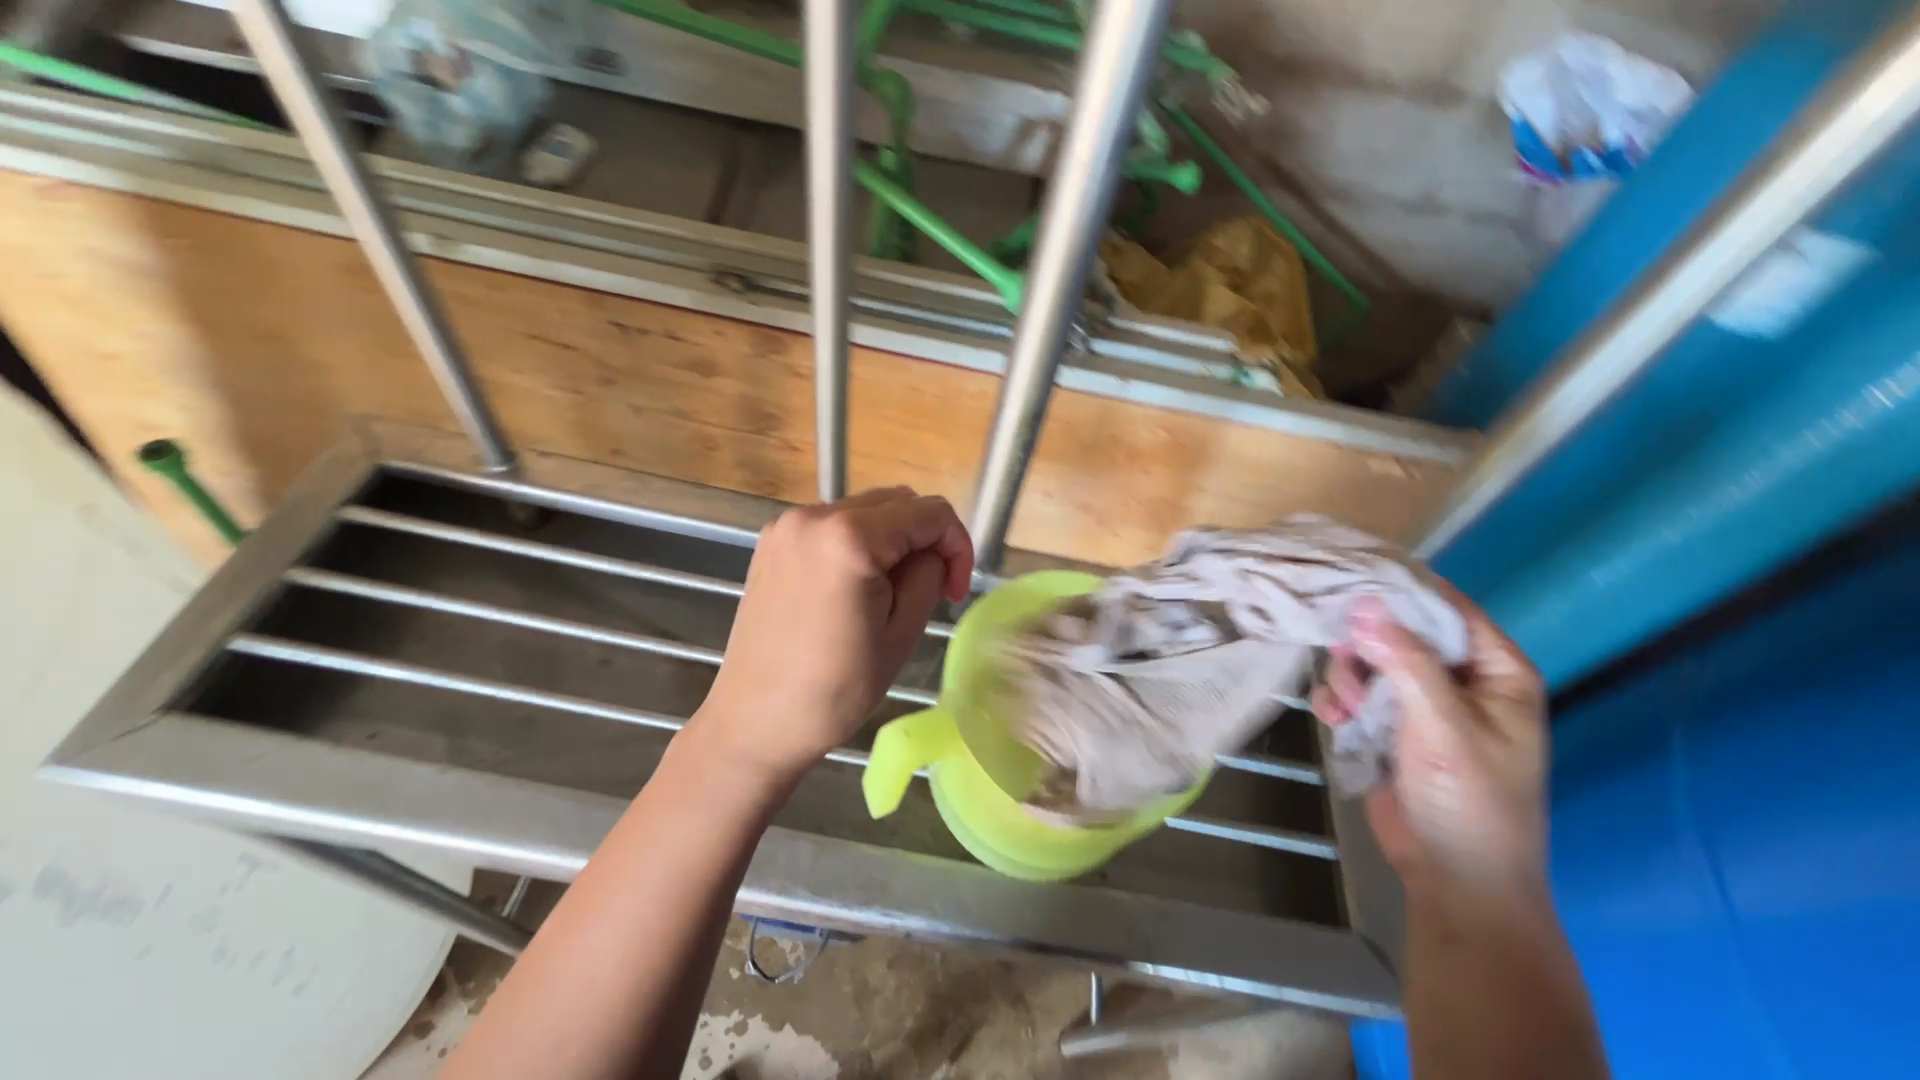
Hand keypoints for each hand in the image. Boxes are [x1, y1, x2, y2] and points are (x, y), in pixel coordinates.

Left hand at [692, 487, 973, 778]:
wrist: (757, 722)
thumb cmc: (836, 689)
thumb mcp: (902, 632)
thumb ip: (928, 574)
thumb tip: (932, 553)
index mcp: (850, 537)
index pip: (930, 513)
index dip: (957, 547)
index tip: (956, 592)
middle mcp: (814, 516)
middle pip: (896, 502)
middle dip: (925, 540)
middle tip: (933, 592)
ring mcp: (786, 528)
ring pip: (864, 511)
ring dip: (891, 541)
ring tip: (892, 594)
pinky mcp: (771, 545)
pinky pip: (831, 527)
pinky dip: (857, 545)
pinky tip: (855, 589)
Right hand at [1312, 590, 1548, 896]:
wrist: (1455, 883)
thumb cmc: (1470, 802)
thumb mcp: (1444, 726)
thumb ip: (1405, 661)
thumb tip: (1365, 602)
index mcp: (1496, 672)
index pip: (1448, 609)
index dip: (1402, 590)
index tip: (1351, 574)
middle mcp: (1461, 681)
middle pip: (1402, 632)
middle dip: (1367, 644)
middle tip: (1344, 658)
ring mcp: (1424, 707)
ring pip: (1372, 662)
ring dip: (1350, 677)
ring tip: (1346, 707)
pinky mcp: (1392, 731)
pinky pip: (1357, 695)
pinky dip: (1341, 702)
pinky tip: (1335, 719)